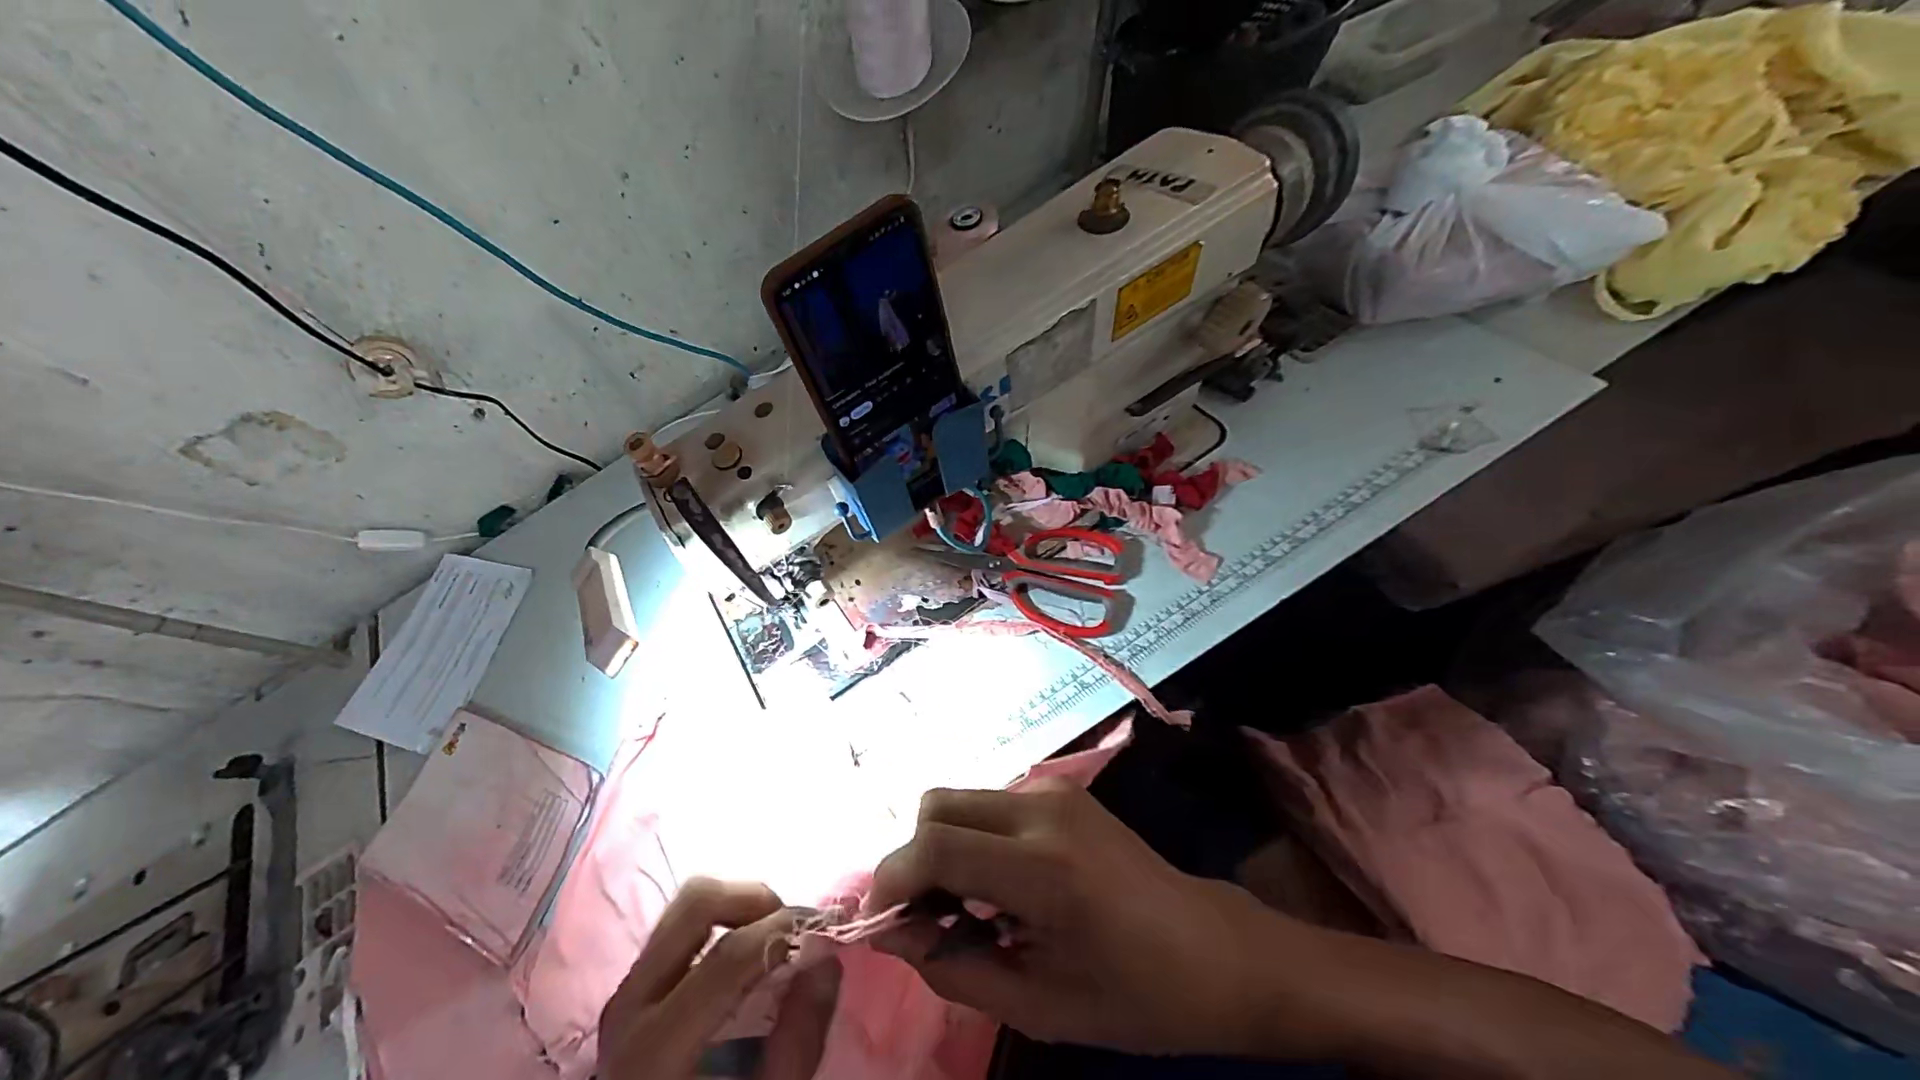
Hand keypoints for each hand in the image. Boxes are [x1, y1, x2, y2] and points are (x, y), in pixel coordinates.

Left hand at [597, 879, 838, 1079]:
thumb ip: (797, 1042)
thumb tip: (825, 961)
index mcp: (656, 1047)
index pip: (726, 957)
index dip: (783, 931)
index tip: (825, 931)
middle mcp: (630, 1004)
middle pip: (696, 904)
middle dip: (757, 901)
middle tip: (793, 929)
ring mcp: (626, 990)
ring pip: (685, 904)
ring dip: (739, 905)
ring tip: (773, 937)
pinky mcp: (632, 986)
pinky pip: (680, 925)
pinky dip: (723, 920)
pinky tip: (747, 955)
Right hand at [865, 781, 1298, 1055]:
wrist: (1218, 951)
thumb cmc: (1137, 996)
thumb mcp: (1039, 1006)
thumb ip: (953, 968)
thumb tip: (893, 935)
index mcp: (1044, 868)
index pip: (935, 847)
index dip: (891, 882)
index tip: (880, 925)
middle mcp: (1044, 810)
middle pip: (936, 806)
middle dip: (912, 861)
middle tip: (923, 920)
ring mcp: (1056, 792)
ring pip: (960, 800)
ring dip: (941, 848)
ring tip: (962, 910)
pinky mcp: (1064, 791)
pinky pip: (990, 804)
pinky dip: (972, 838)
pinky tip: (997, 887)